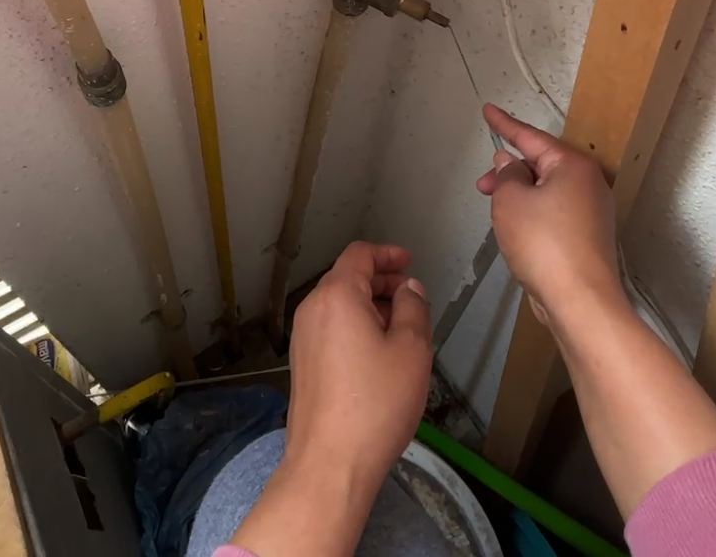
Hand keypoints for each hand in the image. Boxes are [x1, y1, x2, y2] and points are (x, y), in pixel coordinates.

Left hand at [233, 243, 429, 556]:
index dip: (387, 254)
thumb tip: (409, 289)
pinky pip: (330, 328)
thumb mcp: (411, 350)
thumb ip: (414, 309)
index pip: (359, 255)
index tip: (409, 261)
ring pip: (338, 305)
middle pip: (346, 278)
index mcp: (336, 296)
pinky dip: (354, 325)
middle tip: (411, 295)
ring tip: (401, 325)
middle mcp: (312, 309)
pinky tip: (377, 352)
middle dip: (380, 281)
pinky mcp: (302, 363)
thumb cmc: (375, 403)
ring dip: (368, 305)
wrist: (330, 461)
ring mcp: (302, 337)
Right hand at [476, 104, 624, 331]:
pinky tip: (517, 227)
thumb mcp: (510, 200)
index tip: (488, 110)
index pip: (530, 137)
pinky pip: (554, 210)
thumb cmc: (543, 244)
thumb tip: (510, 164)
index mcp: (572, 166)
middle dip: (509, 171)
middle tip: (483, 184)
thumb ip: (506, 175)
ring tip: (497, 209)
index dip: (504, 124)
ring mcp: (592, 211)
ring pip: (546, 189)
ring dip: (519, 194)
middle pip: (540, 164)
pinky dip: (532, 211)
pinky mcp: (588, 235)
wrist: (580, 300)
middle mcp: (588, 183)